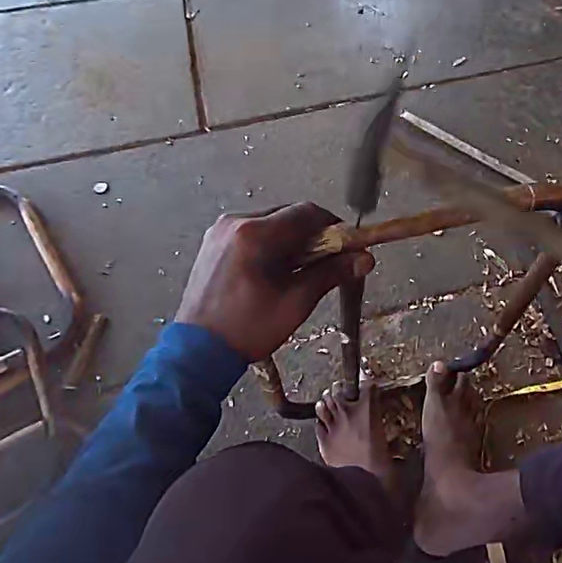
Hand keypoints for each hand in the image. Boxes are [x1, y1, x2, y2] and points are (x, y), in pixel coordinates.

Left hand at [174, 203, 374, 360]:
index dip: (333, 225)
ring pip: (269, 223)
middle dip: (311, 235)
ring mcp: (219, 230)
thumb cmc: (248, 329)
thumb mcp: (295, 302)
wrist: (197, 350)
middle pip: (286, 214)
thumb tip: (364, 258)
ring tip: (299, 270)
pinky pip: (249, 232)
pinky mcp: (212, 242)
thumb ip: (330, 274)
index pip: (306, 212)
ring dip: (290, 240)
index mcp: (255, 234)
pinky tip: (274, 270)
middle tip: (327, 262)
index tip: (347, 245)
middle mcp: (235, 222)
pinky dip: (268, 244)